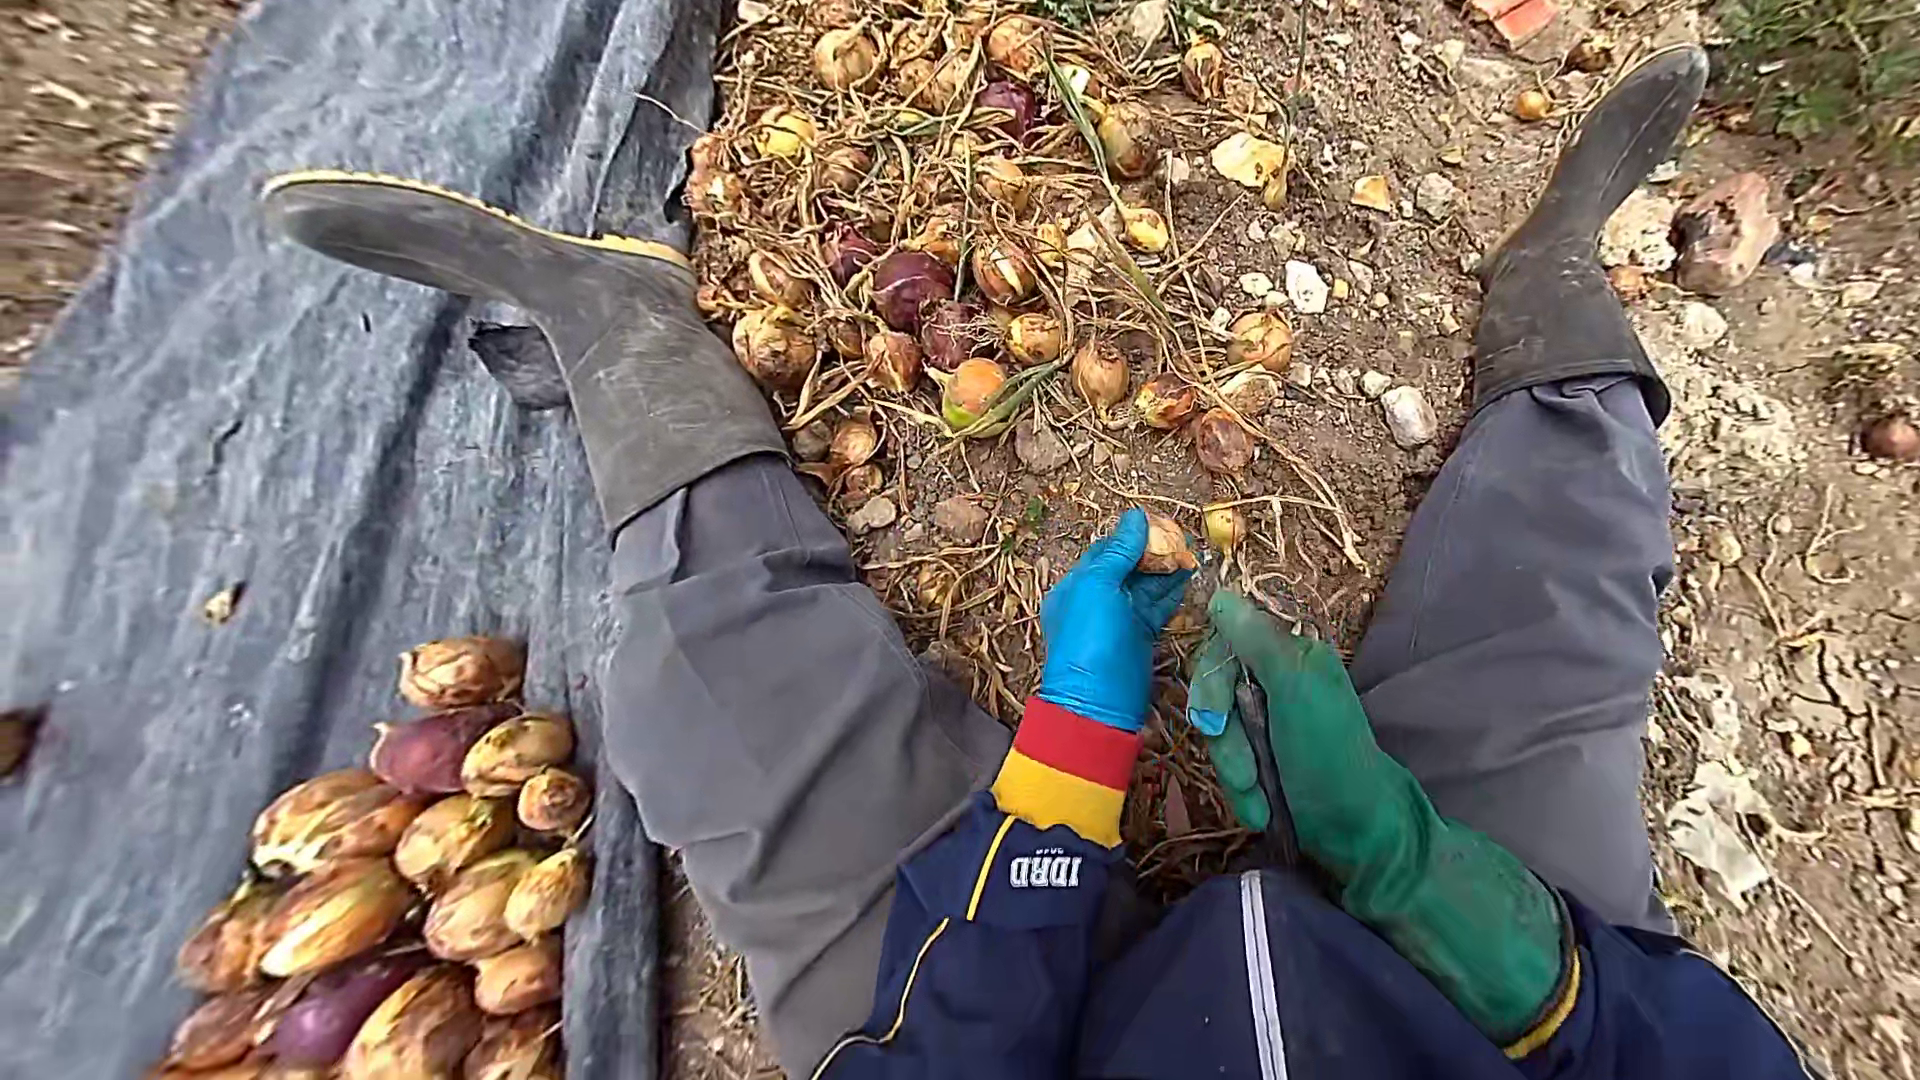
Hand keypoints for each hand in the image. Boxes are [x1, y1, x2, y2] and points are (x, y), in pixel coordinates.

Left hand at [1036, 508, 1192, 731]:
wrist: (1099, 702)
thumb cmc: (1090, 639)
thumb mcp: (1097, 587)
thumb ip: (1118, 552)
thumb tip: (1134, 517)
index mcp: (1076, 586)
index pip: (1105, 551)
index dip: (1130, 537)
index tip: (1156, 523)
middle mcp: (1096, 599)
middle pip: (1128, 566)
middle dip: (1152, 552)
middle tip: (1181, 536)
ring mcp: (1120, 618)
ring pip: (1146, 585)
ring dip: (1166, 568)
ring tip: (1190, 551)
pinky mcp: (1141, 634)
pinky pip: (1158, 605)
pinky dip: (1172, 590)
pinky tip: (1189, 574)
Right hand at [1186, 589, 1566, 1046]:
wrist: (1359, 838)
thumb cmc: (1330, 759)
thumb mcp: (1296, 692)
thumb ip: (1258, 640)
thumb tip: (1220, 594)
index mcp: (1289, 653)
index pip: (1220, 643)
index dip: (1211, 682)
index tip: (1216, 718)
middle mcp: (1273, 676)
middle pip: (1211, 686)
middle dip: (1224, 736)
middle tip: (1244, 770)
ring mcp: (1265, 714)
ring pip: (1215, 724)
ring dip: (1231, 765)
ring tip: (1257, 794)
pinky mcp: (1258, 748)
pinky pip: (1224, 753)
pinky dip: (1238, 783)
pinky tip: (1258, 802)